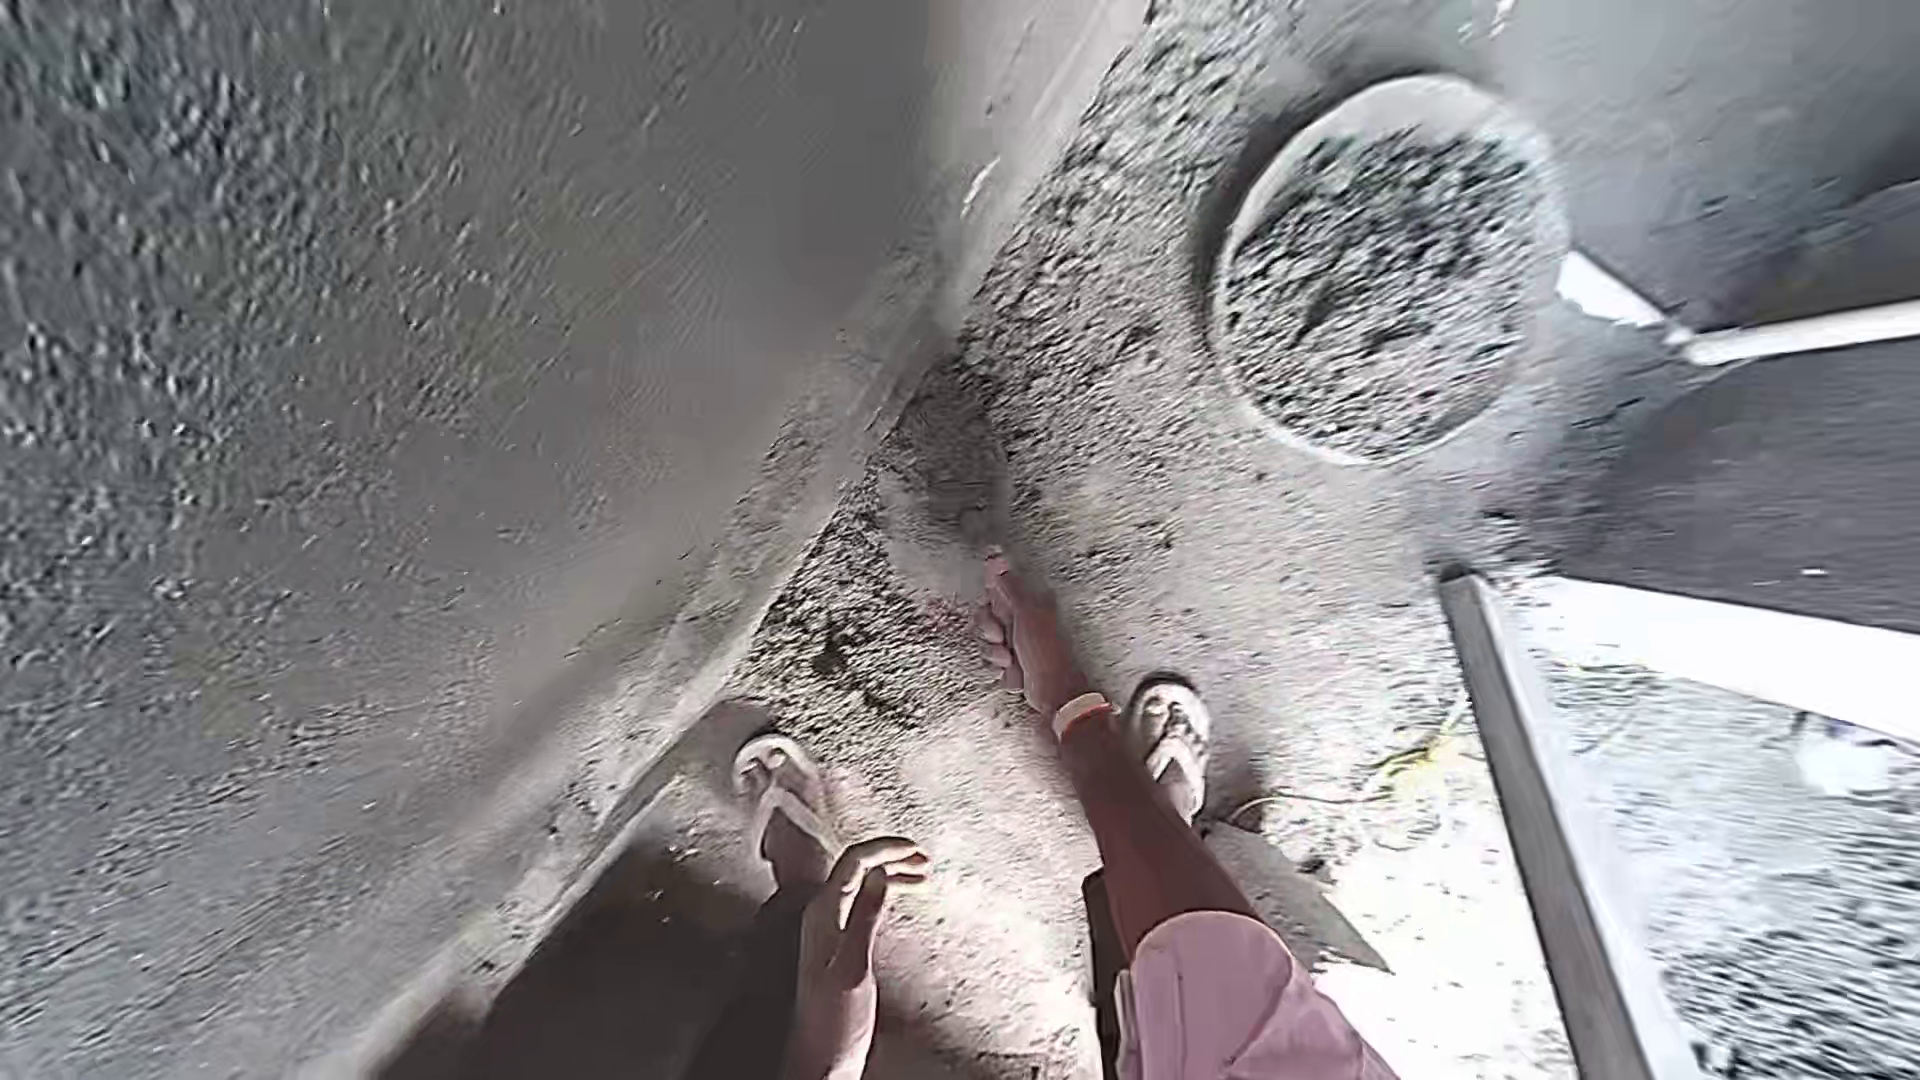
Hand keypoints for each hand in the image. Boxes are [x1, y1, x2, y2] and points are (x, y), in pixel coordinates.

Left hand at [781, 838, 929, 1079]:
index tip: (914, 848)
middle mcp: (824, 912)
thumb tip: (880, 872)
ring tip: (922, 871)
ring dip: (892, 871)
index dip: (885, 848)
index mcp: (823, 912)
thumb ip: (865, 915)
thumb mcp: (855, 965)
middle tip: (924, 858)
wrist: (820, 1064)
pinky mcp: (841, 939)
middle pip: (858, 865)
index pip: (854, 860)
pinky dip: (887, 892)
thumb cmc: (835, 1022)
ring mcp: (831, 924)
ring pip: (863, 881)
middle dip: (891, 856)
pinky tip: (905, 893)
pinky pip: (864, 900)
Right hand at [979, 554, 1092, 718]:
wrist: (1053, 690)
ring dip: (995, 654)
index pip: (995, 594)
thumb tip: (997, 561)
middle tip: (1001, 639)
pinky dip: (1001, 670)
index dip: (990, 606)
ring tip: (1010, 661)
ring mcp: (1017, 643)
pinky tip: (1014, 673)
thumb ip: (1009, 586)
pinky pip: (992, 663)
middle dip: (989, 632)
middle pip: (986, 618)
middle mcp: (1022, 621)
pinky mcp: (1013, 664)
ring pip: (986, 642)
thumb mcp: (1025, 612)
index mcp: (1028, 603)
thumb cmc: (1044, 650)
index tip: (995, 615)